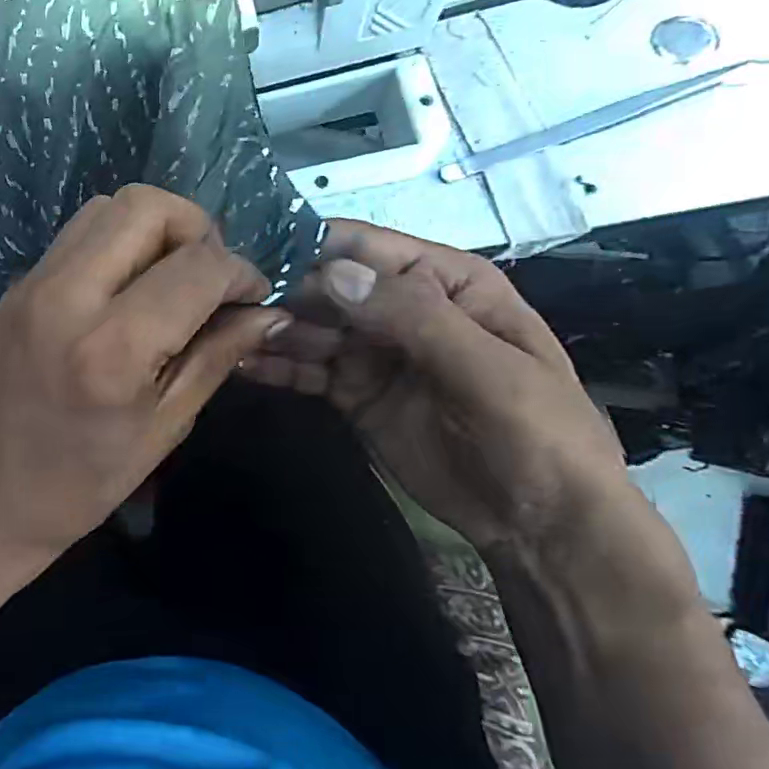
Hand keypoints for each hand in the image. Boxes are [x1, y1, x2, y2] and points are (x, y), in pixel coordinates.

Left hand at [0, 184, 288, 556]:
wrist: (0, 492)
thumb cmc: (95, 474)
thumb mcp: (172, 421)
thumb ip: (222, 352)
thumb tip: (272, 311)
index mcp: (112, 349)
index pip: (196, 267)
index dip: (239, 272)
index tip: (253, 295)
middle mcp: (68, 298)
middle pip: (148, 207)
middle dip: (198, 230)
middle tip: (212, 275)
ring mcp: (36, 283)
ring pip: (112, 205)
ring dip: (159, 228)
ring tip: (177, 276)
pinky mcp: (23, 282)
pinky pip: (84, 229)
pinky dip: (124, 239)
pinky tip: (138, 283)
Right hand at [240, 220, 626, 552]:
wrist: (541, 522)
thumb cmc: (536, 433)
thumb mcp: (489, 370)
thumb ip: (414, 318)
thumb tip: (334, 273)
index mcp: (446, 283)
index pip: (370, 248)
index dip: (315, 246)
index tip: (256, 250)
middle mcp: (405, 308)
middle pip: (333, 286)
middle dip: (284, 289)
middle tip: (227, 299)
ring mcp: (379, 354)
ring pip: (315, 328)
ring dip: (274, 328)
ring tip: (226, 331)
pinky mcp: (359, 395)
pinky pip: (312, 372)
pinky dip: (279, 368)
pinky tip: (241, 365)